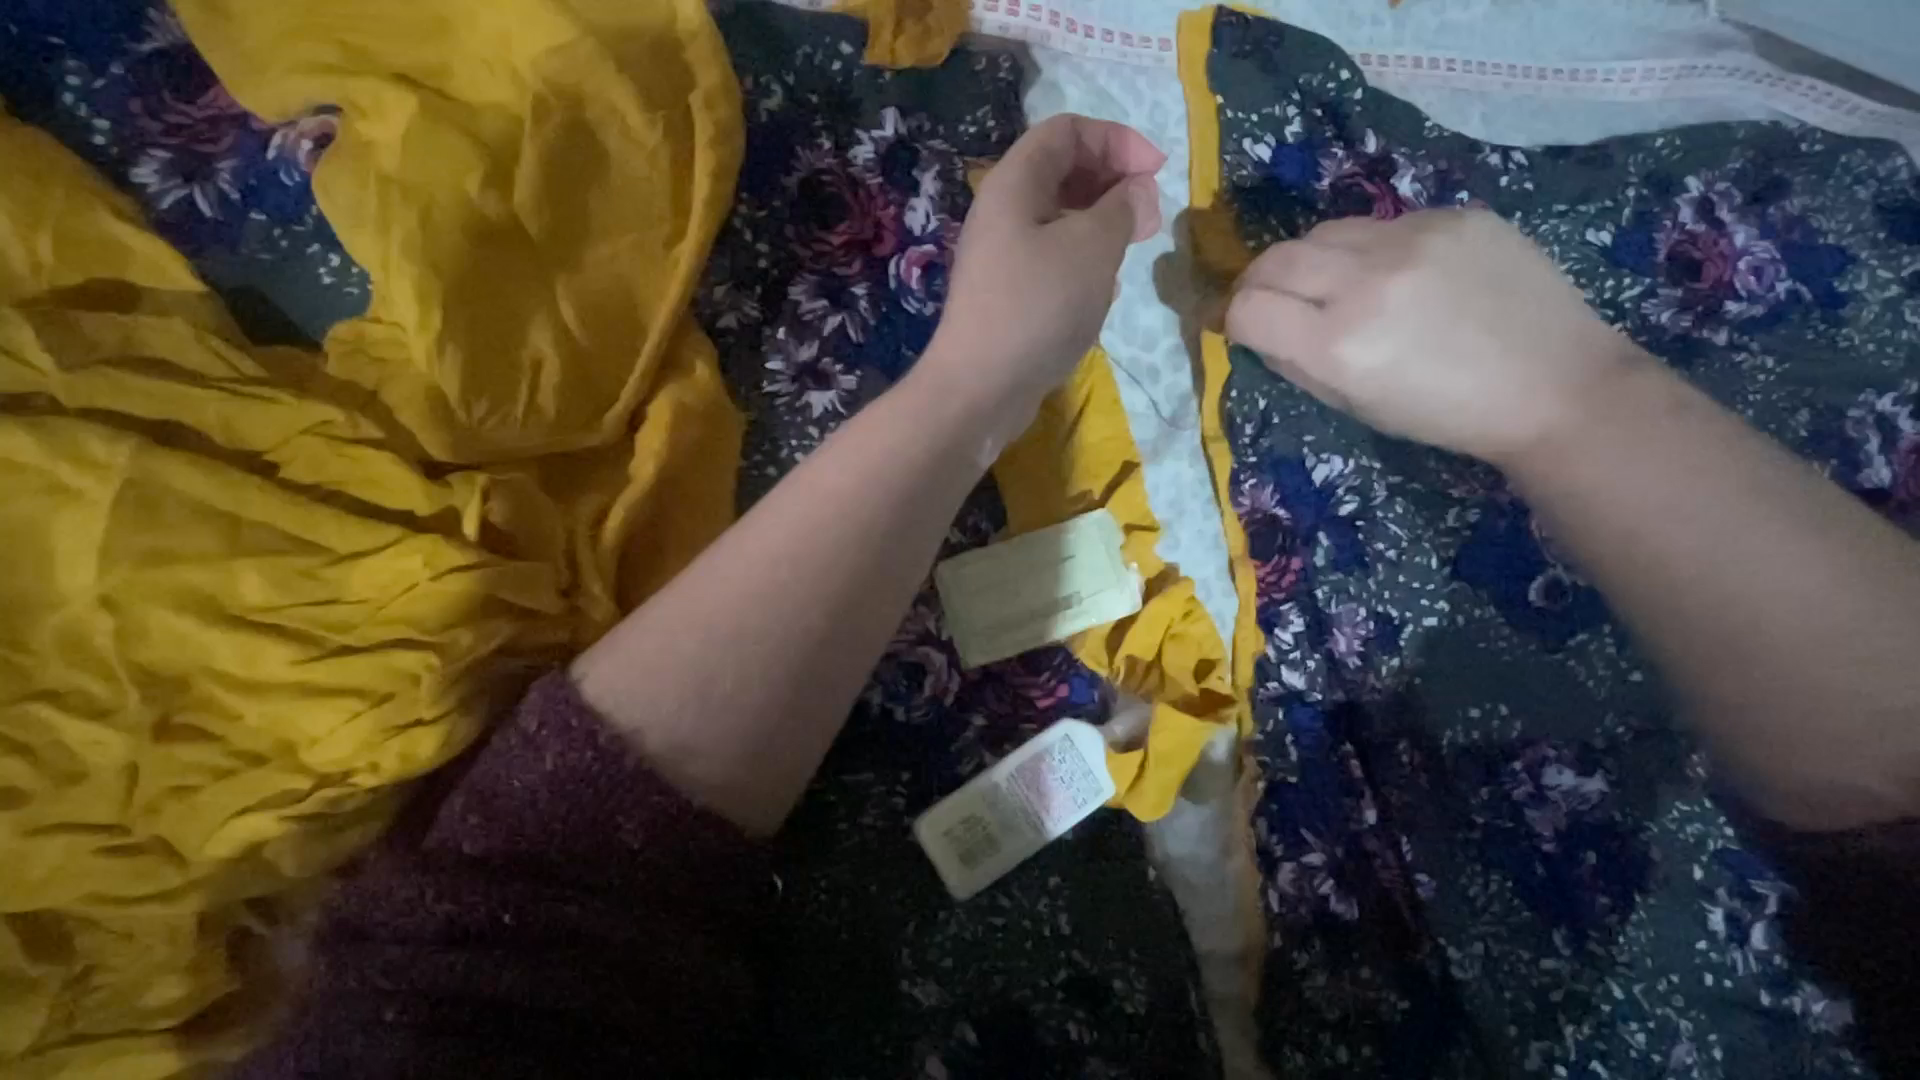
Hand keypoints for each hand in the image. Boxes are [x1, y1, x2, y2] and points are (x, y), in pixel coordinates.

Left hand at [920, 114, 1163, 428]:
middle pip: (1062, 173)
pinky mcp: (1007, 296)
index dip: (1117, 139)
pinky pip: (1051, 261)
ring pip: (1059, 220)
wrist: (981, 387)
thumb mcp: (1092, 247)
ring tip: (1129, 252)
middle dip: (1112, 184)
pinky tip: (1100, 291)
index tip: (1156, 172)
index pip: (1067, 131)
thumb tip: (1135, 192)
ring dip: (1100, 227)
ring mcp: (1001, 257)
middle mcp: (1002, 213)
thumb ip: (1121, 208)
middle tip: (1148, 217)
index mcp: (1014, 184)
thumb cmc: (1038, 307)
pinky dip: (1082, 263)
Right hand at [1224, 209, 1644, 463]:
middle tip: (1275, 300)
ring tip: (1339, 285)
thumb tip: (1261, 329)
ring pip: (1323, 232)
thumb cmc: (1443, 414)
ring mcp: (1413, 240)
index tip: (1247, 327)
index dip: (1234, 318)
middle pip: (1273, 259)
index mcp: (1338, 346)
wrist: (1554, 384)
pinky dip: (1372, 250)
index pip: (1246, 308)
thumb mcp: (1353, 405)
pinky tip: (1405, 275)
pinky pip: (1382, 224)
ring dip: (1312, 260)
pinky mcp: (1454, 215)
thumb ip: (1297, 363)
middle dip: (1260, 282)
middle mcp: (1366, 283)